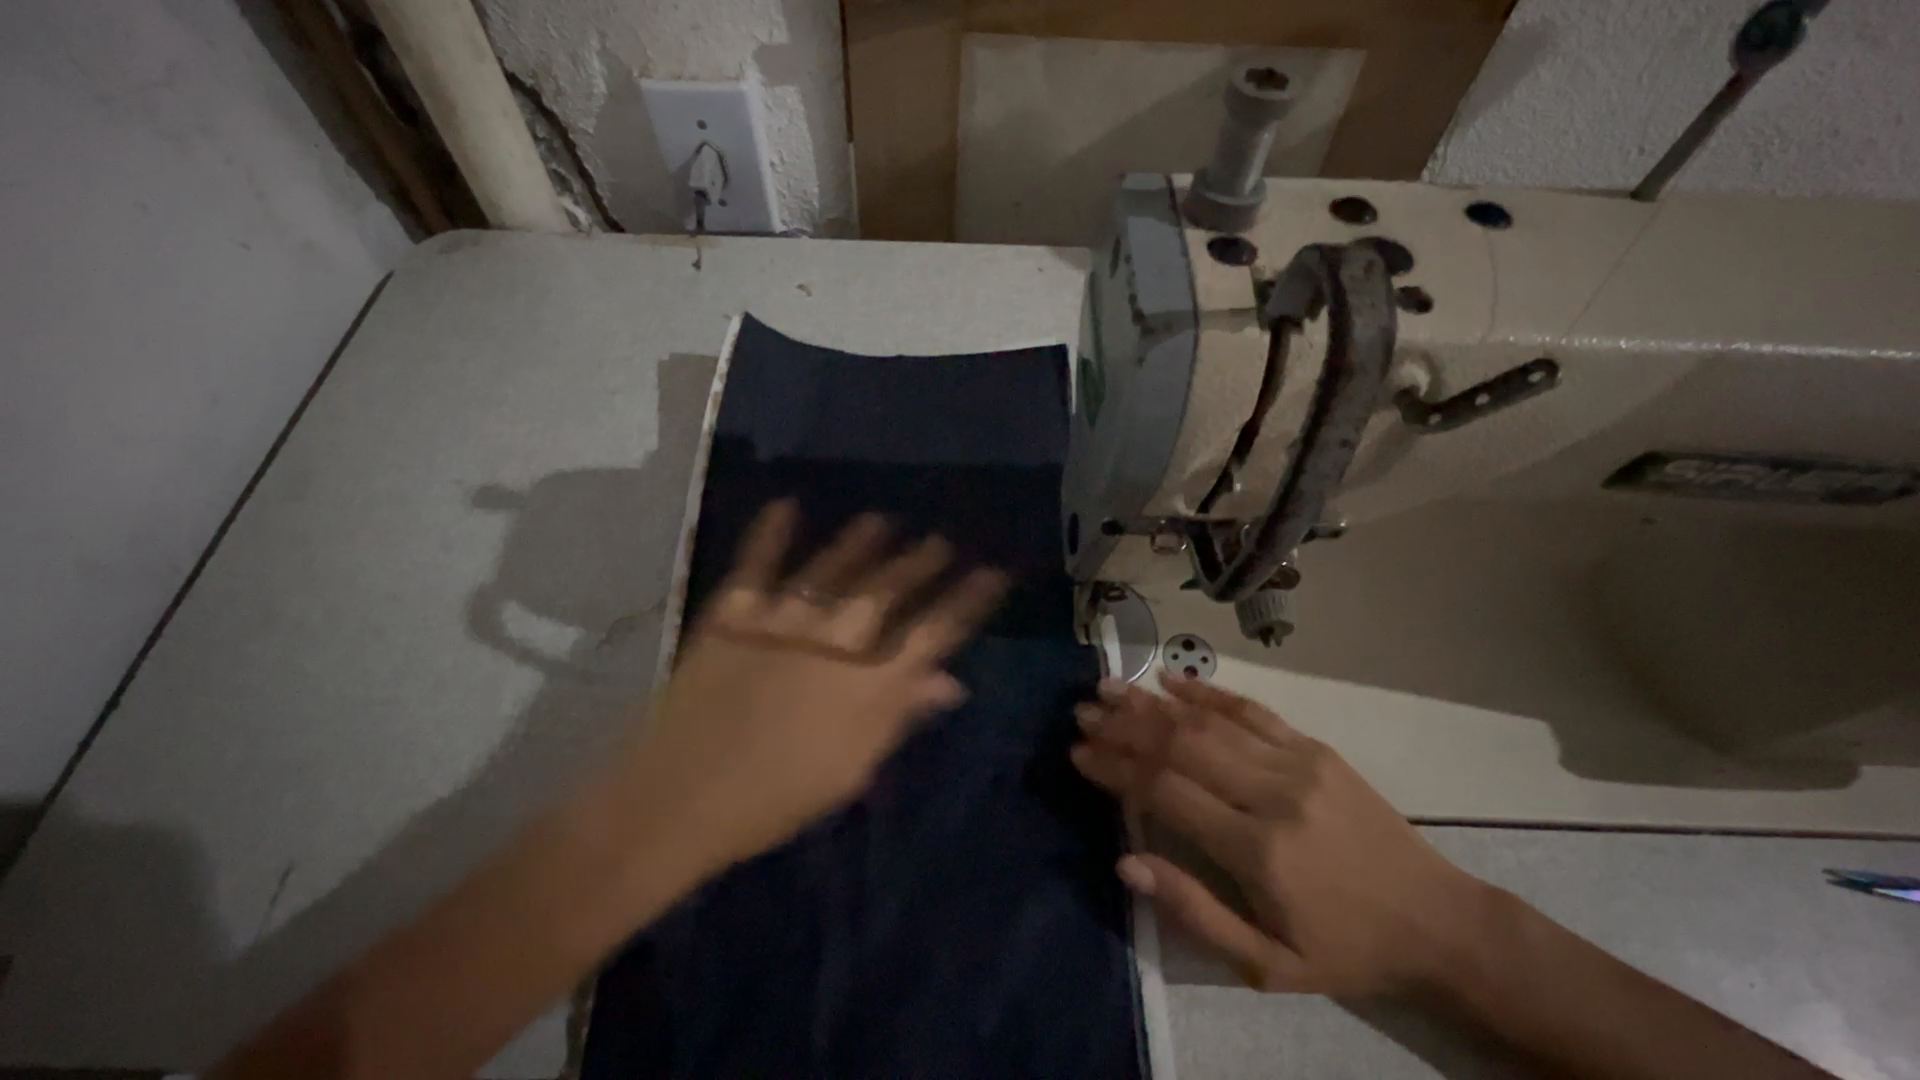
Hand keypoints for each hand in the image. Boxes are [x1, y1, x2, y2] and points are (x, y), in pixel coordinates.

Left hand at [626, 499, 1007, 871]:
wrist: (683, 797)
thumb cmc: (779, 798)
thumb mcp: (854, 769)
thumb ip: (900, 718)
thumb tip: (949, 682)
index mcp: (871, 686)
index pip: (935, 632)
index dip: (967, 600)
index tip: (993, 573)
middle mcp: (836, 641)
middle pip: (889, 590)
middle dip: (920, 562)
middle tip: (940, 540)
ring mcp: (783, 621)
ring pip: (833, 568)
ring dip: (861, 541)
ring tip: (882, 520)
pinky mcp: (733, 613)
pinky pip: (757, 562)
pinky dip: (771, 532)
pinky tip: (786, 504)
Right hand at [1072, 676, 1493, 997]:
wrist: (1437, 921)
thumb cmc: (1344, 949)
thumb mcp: (1268, 963)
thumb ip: (1195, 912)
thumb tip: (1127, 864)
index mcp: (1256, 851)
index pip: (1166, 793)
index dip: (1117, 769)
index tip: (1079, 754)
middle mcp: (1272, 795)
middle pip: (1182, 746)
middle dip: (1125, 727)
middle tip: (1082, 713)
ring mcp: (1297, 764)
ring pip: (1211, 722)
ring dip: (1154, 703)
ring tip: (1109, 689)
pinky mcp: (1316, 749)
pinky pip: (1253, 711)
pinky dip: (1208, 692)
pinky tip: (1171, 679)